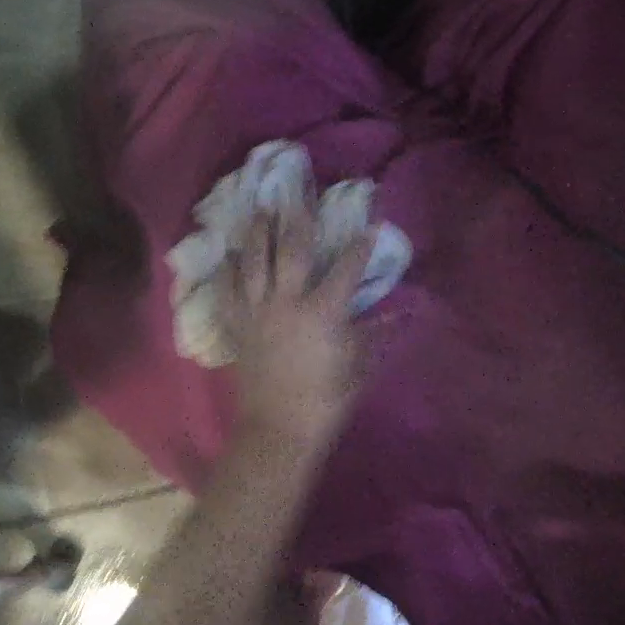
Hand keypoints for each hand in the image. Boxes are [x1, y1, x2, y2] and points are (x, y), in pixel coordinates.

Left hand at [224, 206, 372, 452]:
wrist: (277, 430)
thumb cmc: (325, 402)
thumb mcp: (358, 368)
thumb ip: (374, 336)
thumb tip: (397, 315)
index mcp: (323, 312)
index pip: (345, 269)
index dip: (359, 246)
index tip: (371, 225)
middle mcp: (287, 302)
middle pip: (291, 251)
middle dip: (297, 219)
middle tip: (297, 193)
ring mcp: (257, 312)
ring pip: (254, 262)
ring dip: (258, 233)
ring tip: (260, 209)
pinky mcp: (238, 328)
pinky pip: (228, 292)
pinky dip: (227, 271)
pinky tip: (228, 255)